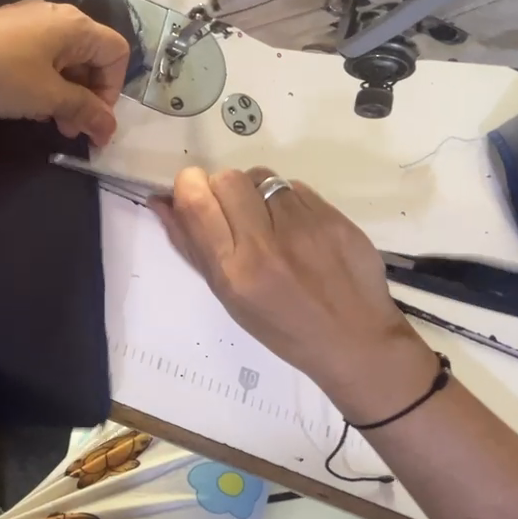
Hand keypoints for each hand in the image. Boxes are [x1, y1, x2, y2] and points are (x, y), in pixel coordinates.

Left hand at [0, 0, 130, 145]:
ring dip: (63, 93)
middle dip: (87, 96)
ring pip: (62, 59)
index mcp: (76, 24)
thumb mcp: (49, 97)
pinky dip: (41, 82)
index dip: (113, 89)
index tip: (93, 120)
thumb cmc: (2, 76)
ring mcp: (26, 20)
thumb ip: (84, 111)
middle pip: (90, 55)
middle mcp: (55, 15)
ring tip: (49, 121)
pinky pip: (36, 57)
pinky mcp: (2, 31)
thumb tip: (109, 128)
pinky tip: (24, 104)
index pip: (116, 53)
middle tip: (71, 130)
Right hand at [151, 166, 433, 414]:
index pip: (196, 201)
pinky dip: (285, 199)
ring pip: (261, 176)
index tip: (193, 198)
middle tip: (232, 213)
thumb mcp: (225, 294)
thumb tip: (160, 201)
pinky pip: (294, 187)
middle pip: (227, 178)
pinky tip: (295, 227)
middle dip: (221, 188)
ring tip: (266, 220)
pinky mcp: (335, 219)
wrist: (357, 341)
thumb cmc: (280, 327)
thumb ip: (190, 244)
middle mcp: (266, 244)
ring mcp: (305, 228)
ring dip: (254, 191)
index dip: (188, 187)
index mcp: (233, 270)